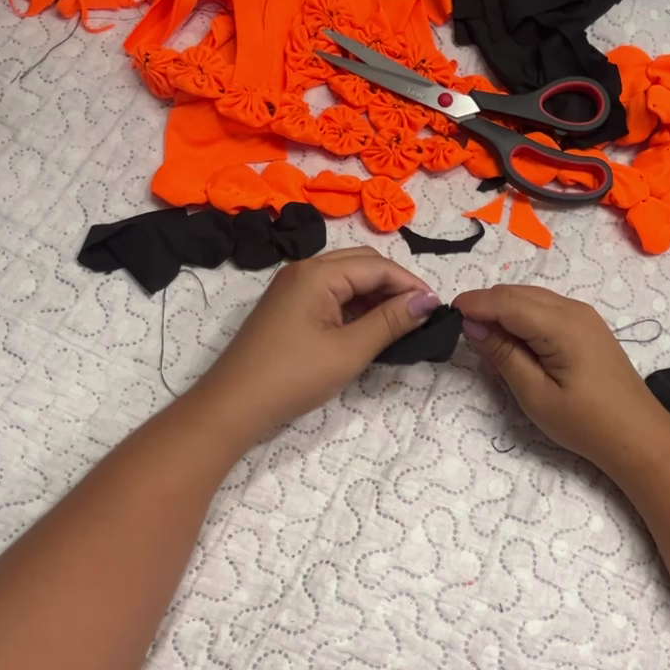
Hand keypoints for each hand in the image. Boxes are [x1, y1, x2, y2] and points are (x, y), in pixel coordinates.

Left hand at [192, 247, 440, 435]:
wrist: (233, 404)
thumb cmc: (293, 376)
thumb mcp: (349, 351)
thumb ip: (390, 322)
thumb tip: (428, 301)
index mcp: (318, 272)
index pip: (378, 266)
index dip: (411, 285)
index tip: (437, 309)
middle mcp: (304, 270)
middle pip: (362, 264)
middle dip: (394, 286)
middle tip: (419, 316)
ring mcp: (292, 288)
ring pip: (346, 279)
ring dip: (375, 297)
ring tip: (399, 325)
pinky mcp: (287, 307)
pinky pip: (330, 295)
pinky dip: (354, 307)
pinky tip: (369, 330)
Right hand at [451, 284, 669, 473]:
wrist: (638, 436)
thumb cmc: (585, 423)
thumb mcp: (535, 395)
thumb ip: (503, 355)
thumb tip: (472, 325)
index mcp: (561, 324)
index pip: (506, 301)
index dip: (474, 304)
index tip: (446, 315)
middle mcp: (573, 309)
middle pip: (516, 293)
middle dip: (486, 306)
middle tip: (463, 335)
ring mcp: (583, 316)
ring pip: (530, 299)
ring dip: (503, 312)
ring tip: (485, 343)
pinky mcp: (586, 327)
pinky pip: (544, 309)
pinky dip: (521, 319)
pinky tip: (513, 345)